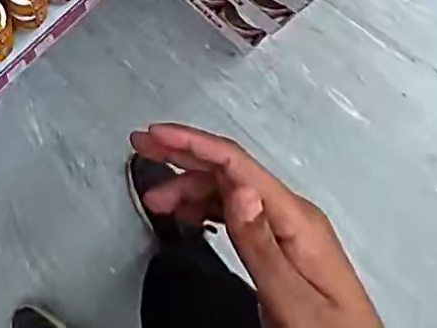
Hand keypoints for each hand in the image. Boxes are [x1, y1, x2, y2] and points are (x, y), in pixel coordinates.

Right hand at [130, 123, 382, 327]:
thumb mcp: (293, 303)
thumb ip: (262, 245)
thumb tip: (238, 188)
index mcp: (296, 218)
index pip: (236, 163)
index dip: (192, 142)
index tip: (156, 134)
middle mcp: (291, 213)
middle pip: (228, 167)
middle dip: (181, 152)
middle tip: (141, 144)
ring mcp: (286, 227)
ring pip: (226, 187)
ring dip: (187, 185)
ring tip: (156, 197)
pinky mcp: (279, 243)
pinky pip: (233, 208)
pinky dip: (203, 204)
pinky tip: (186, 213)